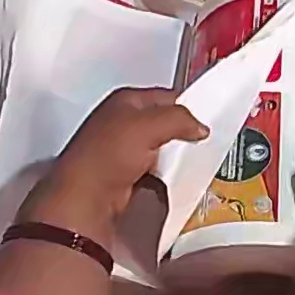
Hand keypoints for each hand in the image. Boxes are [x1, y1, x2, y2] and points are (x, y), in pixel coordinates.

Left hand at [20, 88, 207, 243]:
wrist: (88, 198)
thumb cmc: (105, 157)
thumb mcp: (148, 126)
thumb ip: (179, 119)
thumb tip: (199, 126)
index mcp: (126, 102)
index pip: (166, 97)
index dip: (188, 106)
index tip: (206, 118)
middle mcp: (123, 123)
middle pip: (166, 124)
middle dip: (182, 134)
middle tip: (197, 142)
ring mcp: (125, 150)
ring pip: (162, 149)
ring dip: (175, 157)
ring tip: (184, 163)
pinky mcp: (128, 175)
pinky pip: (157, 170)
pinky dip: (166, 175)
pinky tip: (170, 178)